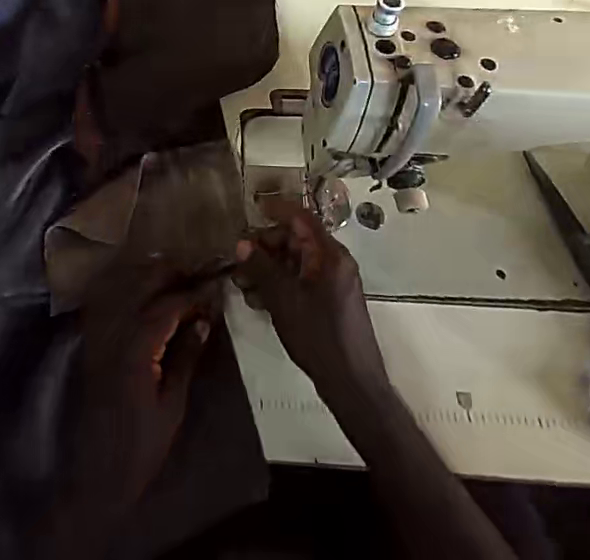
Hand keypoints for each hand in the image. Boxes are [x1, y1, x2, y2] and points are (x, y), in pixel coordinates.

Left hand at [68, 263, 221, 509]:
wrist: (96, 476)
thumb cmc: (141, 445)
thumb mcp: (173, 404)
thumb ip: (186, 357)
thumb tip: (203, 320)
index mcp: (137, 349)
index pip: (167, 305)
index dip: (192, 292)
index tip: (214, 284)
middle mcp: (114, 335)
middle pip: (142, 286)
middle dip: (170, 274)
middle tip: (197, 274)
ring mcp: (99, 338)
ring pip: (123, 290)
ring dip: (149, 278)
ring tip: (176, 277)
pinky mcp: (92, 346)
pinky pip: (108, 305)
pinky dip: (127, 292)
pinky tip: (143, 294)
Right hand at [234, 196, 388, 401]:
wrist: (351, 382)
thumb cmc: (320, 335)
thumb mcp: (284, 300)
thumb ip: (262, 268)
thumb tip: (242, 243)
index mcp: (330, 255)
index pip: (303, 218)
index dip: (278, 210)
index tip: (253, 208)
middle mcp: (333, 263)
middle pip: (297, 241)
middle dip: (265, 247)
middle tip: (238, 260)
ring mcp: (331, 283)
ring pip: (295, 263)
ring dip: (268, 269)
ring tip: (242, 284)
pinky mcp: (327, 302)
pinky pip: (300, 282)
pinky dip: (280, 285)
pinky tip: (258, 300)